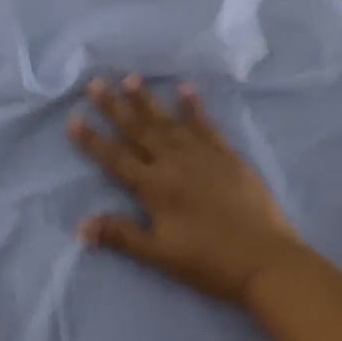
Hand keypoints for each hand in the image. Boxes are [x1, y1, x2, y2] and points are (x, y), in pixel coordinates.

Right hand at [69, 76, 303, 302]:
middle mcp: (173, 162)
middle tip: (96, 83)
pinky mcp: (228, 157)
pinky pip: (206, 125)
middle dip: (114, 106)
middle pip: (138, 129)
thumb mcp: (160, 255)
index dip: (92, 139)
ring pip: (168, 121)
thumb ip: (122, 236)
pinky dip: (194, 107)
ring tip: (131, 78)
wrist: (268, 261)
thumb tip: (80, 227)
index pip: (115, 157)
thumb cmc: (210, 262)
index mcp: (154, 186)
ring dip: (147, 100)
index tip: (73, 118)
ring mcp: (202, 156)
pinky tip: (185, 89)